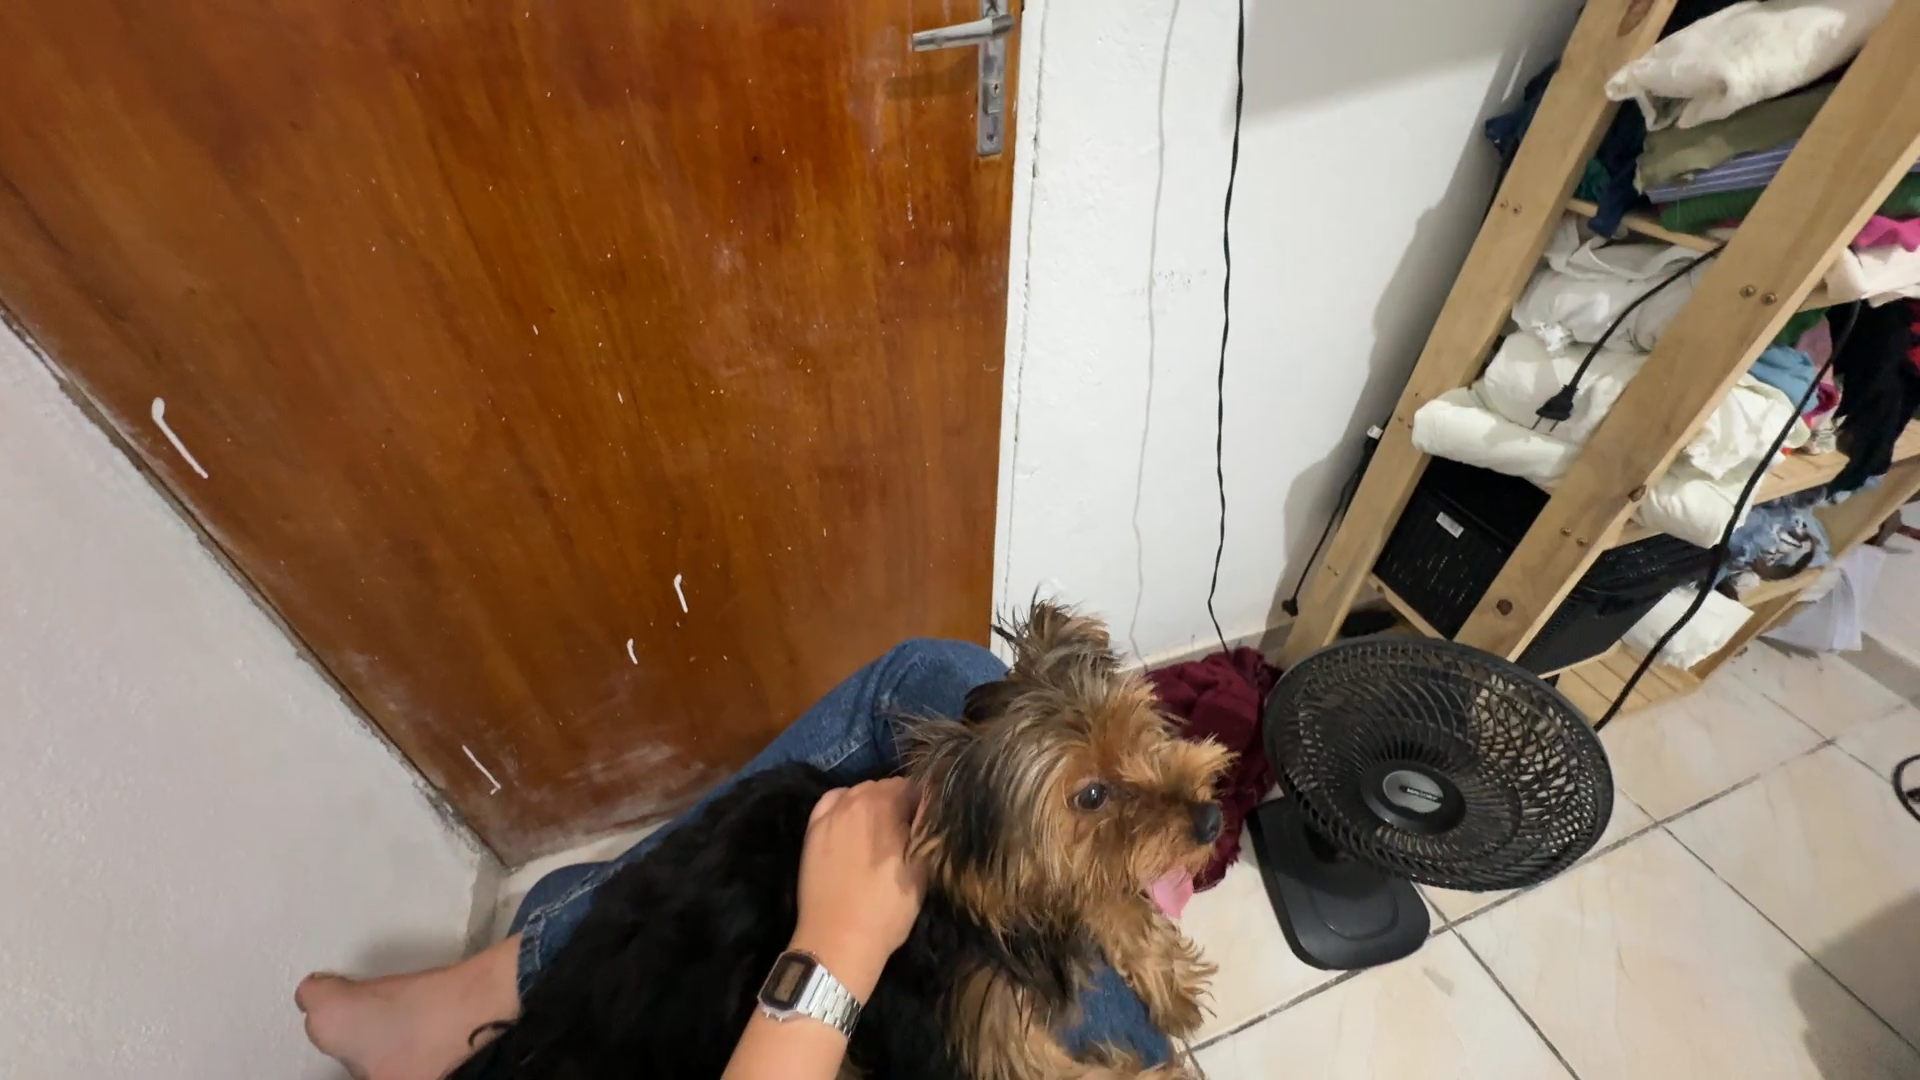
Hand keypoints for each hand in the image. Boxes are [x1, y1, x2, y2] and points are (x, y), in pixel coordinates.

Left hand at [789, 778, 924, 999]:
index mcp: (887, 804)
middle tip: (905, 831)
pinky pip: (833, 801)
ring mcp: (832, 813)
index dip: (923, 803)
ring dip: (873, 803)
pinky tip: (852, 822)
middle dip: (898, 802)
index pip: (913, 786)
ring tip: (879, 831)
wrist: (838, 940)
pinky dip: (845, 804)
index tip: (926, 823)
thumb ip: (926, 825)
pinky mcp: (813, 829)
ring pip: (859, 792)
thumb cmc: (887, 908)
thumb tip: (931, 799)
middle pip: (884, 786)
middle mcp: (857, 799)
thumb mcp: (922, 868)